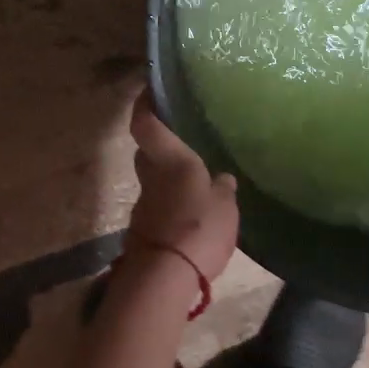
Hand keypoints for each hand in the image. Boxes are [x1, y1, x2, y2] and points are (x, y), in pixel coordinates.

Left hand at [128, 91, 239, 279]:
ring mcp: (144, 206)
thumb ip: (223, 190)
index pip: (146, 124)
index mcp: (171, 161)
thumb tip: (223, 178)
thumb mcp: (225, 207)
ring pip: (151, 183)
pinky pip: (157, 209)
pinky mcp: (143, 232)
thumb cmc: (198, 228)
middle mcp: (151, 178)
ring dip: (166, 180)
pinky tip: (188, 216)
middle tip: (179, 142)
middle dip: (158, 146)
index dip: (145, 105)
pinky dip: (169, 207)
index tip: (149, 91)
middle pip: (146, 153)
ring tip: (192, 184)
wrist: (164, 276)